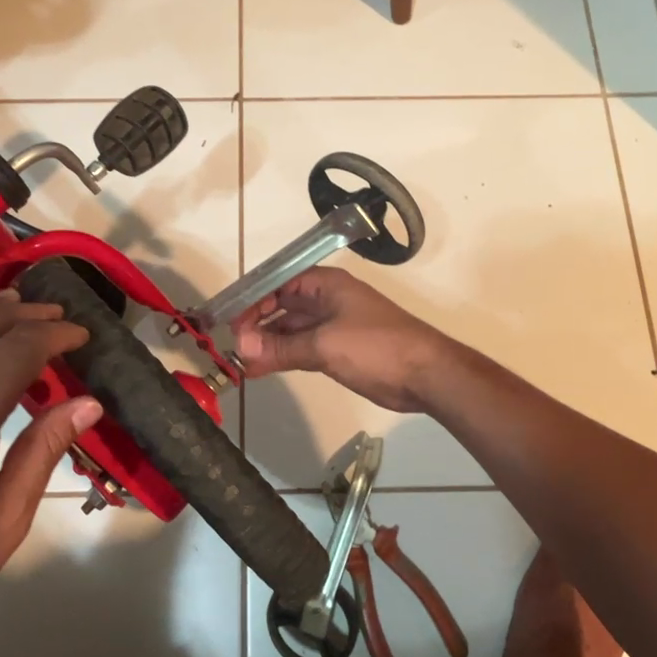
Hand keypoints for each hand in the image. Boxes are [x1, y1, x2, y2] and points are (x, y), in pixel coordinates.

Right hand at [231, 267, 453, 412]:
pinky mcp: (339, 349)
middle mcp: (327, 299)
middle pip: (282, 304)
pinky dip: (283, 356)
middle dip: (257, 322)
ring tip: (240, 361)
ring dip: (268, 342)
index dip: (252, 298)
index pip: (278, 281)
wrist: (426, 374)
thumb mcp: (324, 345)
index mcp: (327, 284)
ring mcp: (334, 325)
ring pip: (291, 328)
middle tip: (231, 345)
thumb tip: (241, 350)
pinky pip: (303, 347)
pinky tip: (262, 369)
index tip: (230, 320)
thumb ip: (281, 348)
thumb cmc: (376, 346)